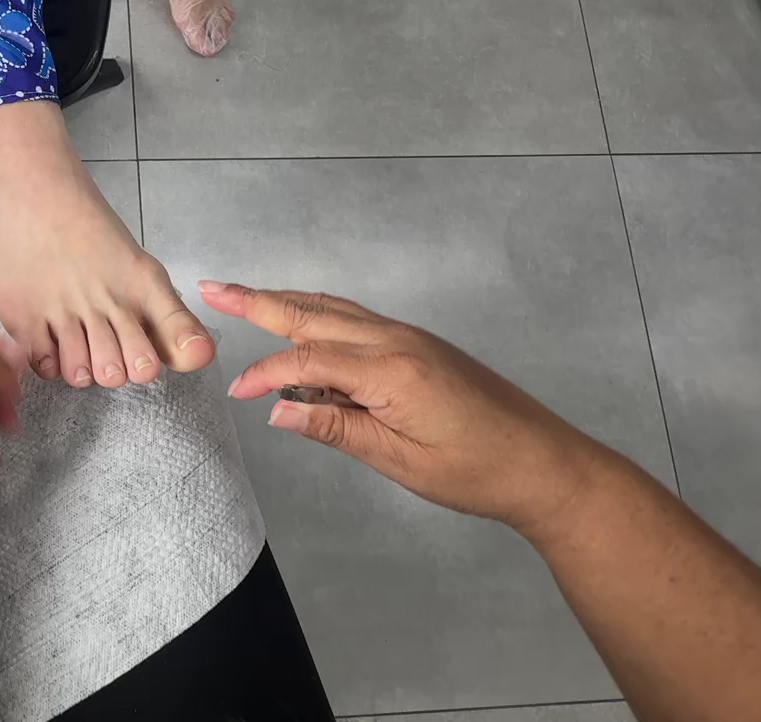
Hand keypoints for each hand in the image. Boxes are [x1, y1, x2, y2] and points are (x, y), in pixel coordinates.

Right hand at [206, 282, 611, 538]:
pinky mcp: (413, 341)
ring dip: (282, 299)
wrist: (548, 464)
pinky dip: (314, 312)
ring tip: (243, 296)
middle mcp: (394, 340)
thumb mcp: (401, 461)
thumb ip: (334, 428)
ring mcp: (405, 335)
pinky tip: (299, 319)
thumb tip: (277, 410)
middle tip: (212, 288)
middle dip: (255, 300)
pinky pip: (351, 316)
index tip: (236, 391)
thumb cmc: (477, 472)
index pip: (305, 359)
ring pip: (330, 307)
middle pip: (310, 313)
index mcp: (390, 371)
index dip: (264, 372)